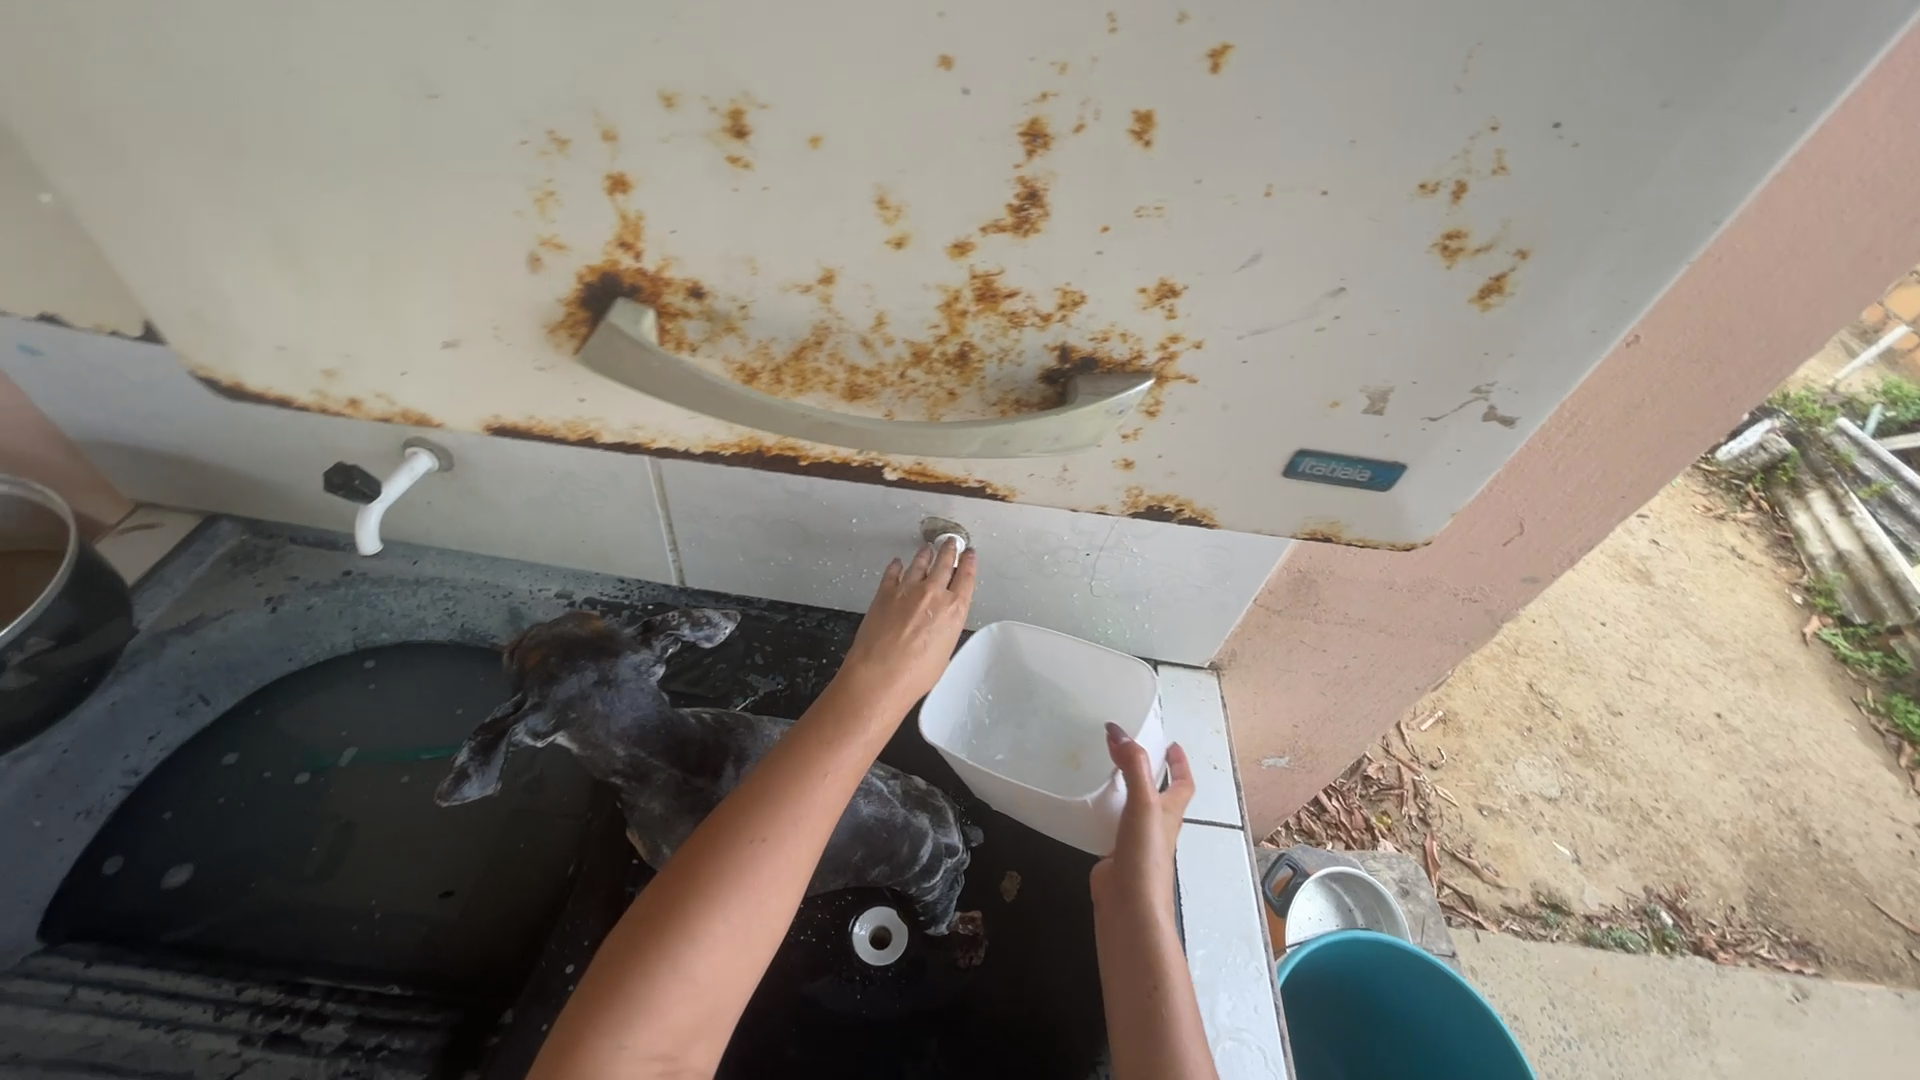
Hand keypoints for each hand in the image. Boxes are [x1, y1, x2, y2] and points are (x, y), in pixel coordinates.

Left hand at [838, 539, 977, 711]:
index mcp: (954, 609)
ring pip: (920, 563)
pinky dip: (896, 565)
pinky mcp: (885, 592)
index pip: (966, 578)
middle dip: (950, 550)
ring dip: (925, 554)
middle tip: (952, 542)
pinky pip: (893, 572)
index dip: (969, 563)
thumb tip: (941, 624)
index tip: (969, 554)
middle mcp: (933, 593)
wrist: (880, 674)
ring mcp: (907, 589)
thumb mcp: (944, 653)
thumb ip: (946, 629)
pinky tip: (897, 562)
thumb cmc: (914, 673)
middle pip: (944, 563)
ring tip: (927, 548)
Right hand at [1090, 724, 1193, 909]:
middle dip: (1146, 773)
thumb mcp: (1143, 802)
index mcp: (1169, 812)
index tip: (1171, 744)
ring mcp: (1134, 841)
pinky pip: (1107, 825)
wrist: (1129, 906)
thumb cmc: (1145, 854)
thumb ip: (1133, 765)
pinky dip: (1099, 812)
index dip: (1180, 764)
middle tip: (1125, 751)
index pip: (1183, 783)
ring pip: (1130, 808)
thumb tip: (1117, 731)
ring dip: (1120, 790)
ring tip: (1100, 769)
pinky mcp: (1112, 853)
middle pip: (1156, 794)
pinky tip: (1082, 804)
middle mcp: (1155, 826)